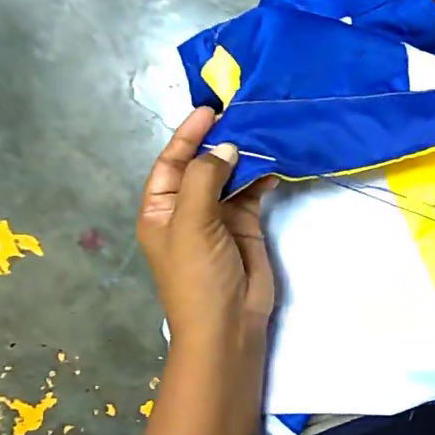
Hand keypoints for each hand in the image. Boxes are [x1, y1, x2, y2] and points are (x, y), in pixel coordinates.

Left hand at [137, 107, 277, 349]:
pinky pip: (251, 192)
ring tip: (262, 130)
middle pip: (201, 165)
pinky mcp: (245, 225)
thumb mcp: (192, 223)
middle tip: (243, 113)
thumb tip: (227, 147)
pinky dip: (261, 176)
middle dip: (219, 141)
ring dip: (243, 156)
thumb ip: (205, 179)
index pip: (171, 162)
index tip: (210, 110)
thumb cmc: (197, 275)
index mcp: (160, 208)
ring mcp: (217, 216)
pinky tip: (273, 161)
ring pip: (229, 176)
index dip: (187, 135)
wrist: (227, 324)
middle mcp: (187, 208)